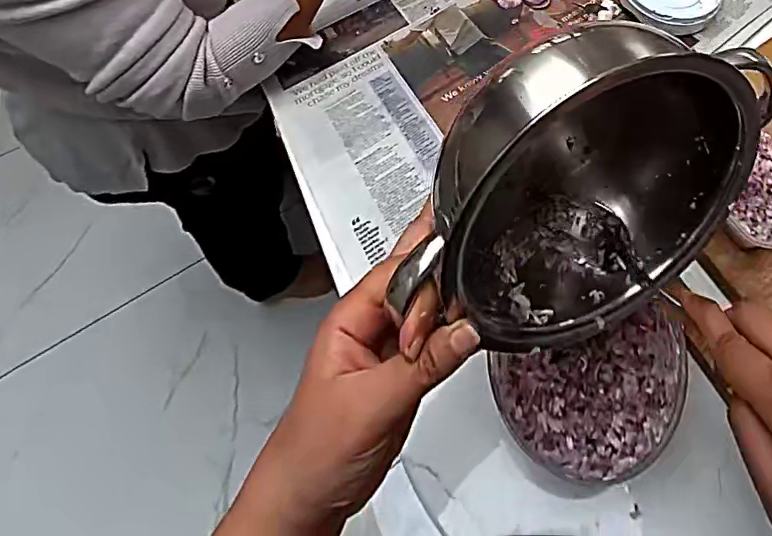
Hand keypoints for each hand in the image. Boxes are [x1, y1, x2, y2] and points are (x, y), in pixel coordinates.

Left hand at [220, 211, 479, 535]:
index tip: (443, 314)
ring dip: (445, 316)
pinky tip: (460, 341)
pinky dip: (449, 339)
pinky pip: (433, 340)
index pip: (394, 274)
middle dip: (437, 296)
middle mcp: (369, 325)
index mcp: (349, 317)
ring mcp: (388, 347)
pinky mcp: (404, 370)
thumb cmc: (313, 449)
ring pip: (425, 310)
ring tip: (460, 330)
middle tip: (454, 320)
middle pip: (413, 283)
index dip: (422, 288)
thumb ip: (422, 365)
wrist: (308, 496)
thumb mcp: (372, 404)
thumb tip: (464, 331)